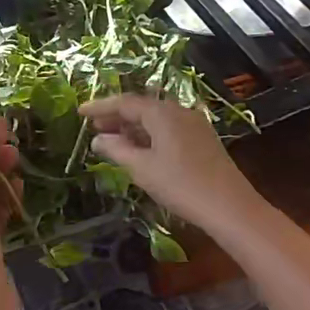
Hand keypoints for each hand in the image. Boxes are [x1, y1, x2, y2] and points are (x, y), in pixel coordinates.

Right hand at [79, 94, 263, 234]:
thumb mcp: (142, 169)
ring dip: (133, 127)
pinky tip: (140, 150)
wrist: (229, 206)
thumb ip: (117, 150)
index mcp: (162, 113)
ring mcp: (194, 124)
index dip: (100, 106)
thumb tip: (97, 140)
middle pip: (142, 107)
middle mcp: (179, 111)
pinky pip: (169, 129)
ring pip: (156, 119)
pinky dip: (149, 135)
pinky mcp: (202, 140)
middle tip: (94, 128)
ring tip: (112, 141)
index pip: (125, 102)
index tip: (80, 112)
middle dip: (116, 116)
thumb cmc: (180, 185)